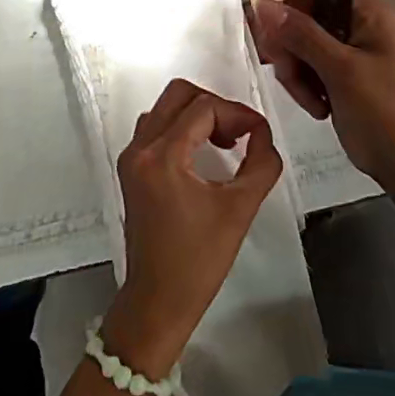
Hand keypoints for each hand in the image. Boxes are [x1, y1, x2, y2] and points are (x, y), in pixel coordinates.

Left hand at [105, 79, 282, 376]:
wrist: (159, 299)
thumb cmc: (199, 259)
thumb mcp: (241, 208)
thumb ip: (262, 163)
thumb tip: (263, 135)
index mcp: (162, 157)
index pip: (204, 108)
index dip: (239, 114)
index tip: (259, 135)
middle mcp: (140, 151)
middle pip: (178, 96)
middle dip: (216, 106)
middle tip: (240, 133)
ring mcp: (131, 160)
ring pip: (165, 109)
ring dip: (198, 115)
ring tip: (225, 143)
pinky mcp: (132, 172)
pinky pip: (156, 129)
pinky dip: (183, 129)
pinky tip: (205, 154)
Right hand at [233, 0, 394, 186]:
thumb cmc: (387, 114)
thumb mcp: (343, 71)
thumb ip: (302, 35)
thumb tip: (264, 5)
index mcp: (366, 12)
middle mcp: (356, 25)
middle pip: (299, 16)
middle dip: (287, 45)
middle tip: (286, 70)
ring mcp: (347, 53)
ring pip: (298, 46)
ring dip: (295, 73)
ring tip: (313, 100)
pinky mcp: (339, 78)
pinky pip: (306, 70)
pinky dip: (304, 87)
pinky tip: (319, 107)